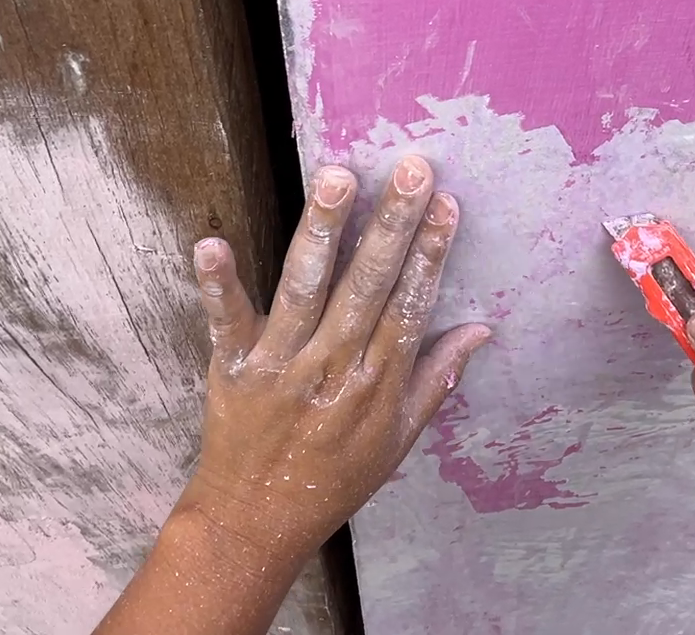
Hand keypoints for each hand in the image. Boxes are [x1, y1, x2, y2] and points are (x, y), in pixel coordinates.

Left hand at [97, 156, 490, 634]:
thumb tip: (482, 330)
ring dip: (323, 232)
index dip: (431, 253)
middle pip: (367, 286)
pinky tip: (212, 243)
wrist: (255, 524)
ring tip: (338, 177)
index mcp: (376, 382)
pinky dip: (218, 284)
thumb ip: (437, 379)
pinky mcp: (232, 366)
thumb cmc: (335, 479)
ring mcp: (280, 364)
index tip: (446, 204)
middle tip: (412, 169)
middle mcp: (332, 366)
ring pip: (306, 288)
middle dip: (393, 224)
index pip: (411, 306)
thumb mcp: (399, 439)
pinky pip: (225, 321)